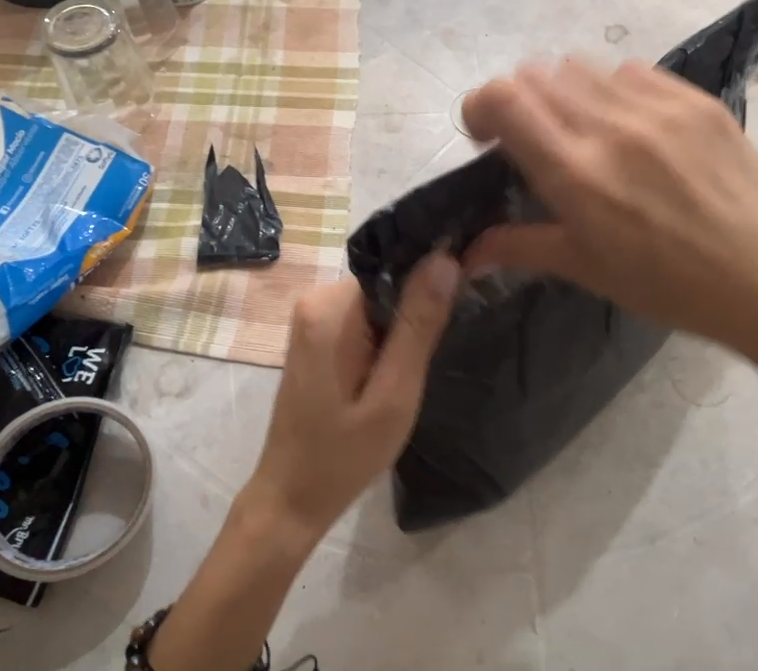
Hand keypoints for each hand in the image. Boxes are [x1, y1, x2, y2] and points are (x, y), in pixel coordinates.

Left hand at [244, 256, 459, 537]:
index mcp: (330, 308)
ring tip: (426, 359)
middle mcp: (316, 300)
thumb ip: (419, 325)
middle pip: (387, 284)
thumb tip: (445, 259)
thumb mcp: (394, 394)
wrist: (291, 499)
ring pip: (379, 303)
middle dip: (418, 309)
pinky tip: (401, 367)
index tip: (465, 301)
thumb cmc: (343, 455)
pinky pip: (365, 320)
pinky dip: (387, 338)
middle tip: (444, 345)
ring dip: (405, 327)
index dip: (432, 282)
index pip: (395, 268)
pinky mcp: (317, 337)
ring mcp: (313, 318)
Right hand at [460, 58, 757, 353]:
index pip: (504, 98)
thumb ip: (521, 246)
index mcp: (577, 174)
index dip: (481, 107)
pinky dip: (613, 90)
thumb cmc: (673, 287)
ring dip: (565, 92)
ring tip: (583, 131)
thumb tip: (469, 248)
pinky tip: (631, 127)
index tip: (487, 137)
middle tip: (532, 139)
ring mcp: (659, 107)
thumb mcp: (589, 270)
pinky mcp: (696, 99)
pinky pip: (632, 72)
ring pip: (582, 66)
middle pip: (536, 73)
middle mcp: (612, 127)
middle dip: (519, 101)